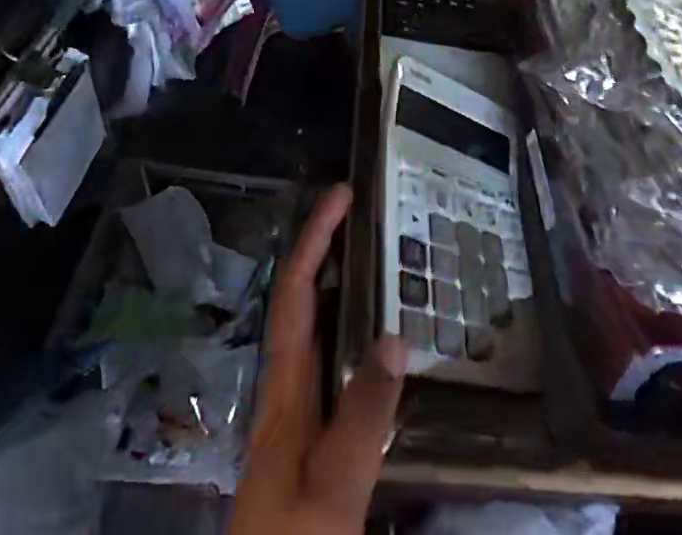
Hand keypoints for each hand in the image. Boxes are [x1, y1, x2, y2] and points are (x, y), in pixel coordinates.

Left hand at [232, 185, 406, 534]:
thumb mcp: (335, 484)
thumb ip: (363, 415)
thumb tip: (396, 335)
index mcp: (286, 389)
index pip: (295, 295)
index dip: (315, 240)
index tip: (342, 196)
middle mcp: (287, 388)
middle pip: (301, 300)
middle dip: (327, 248)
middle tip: (368, 214)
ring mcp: (298, 411)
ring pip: (316, 327)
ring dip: (340, 283)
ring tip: (380, 255)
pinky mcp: (312, 432)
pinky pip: (332, 357)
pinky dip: (353, 325)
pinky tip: (379, 335)